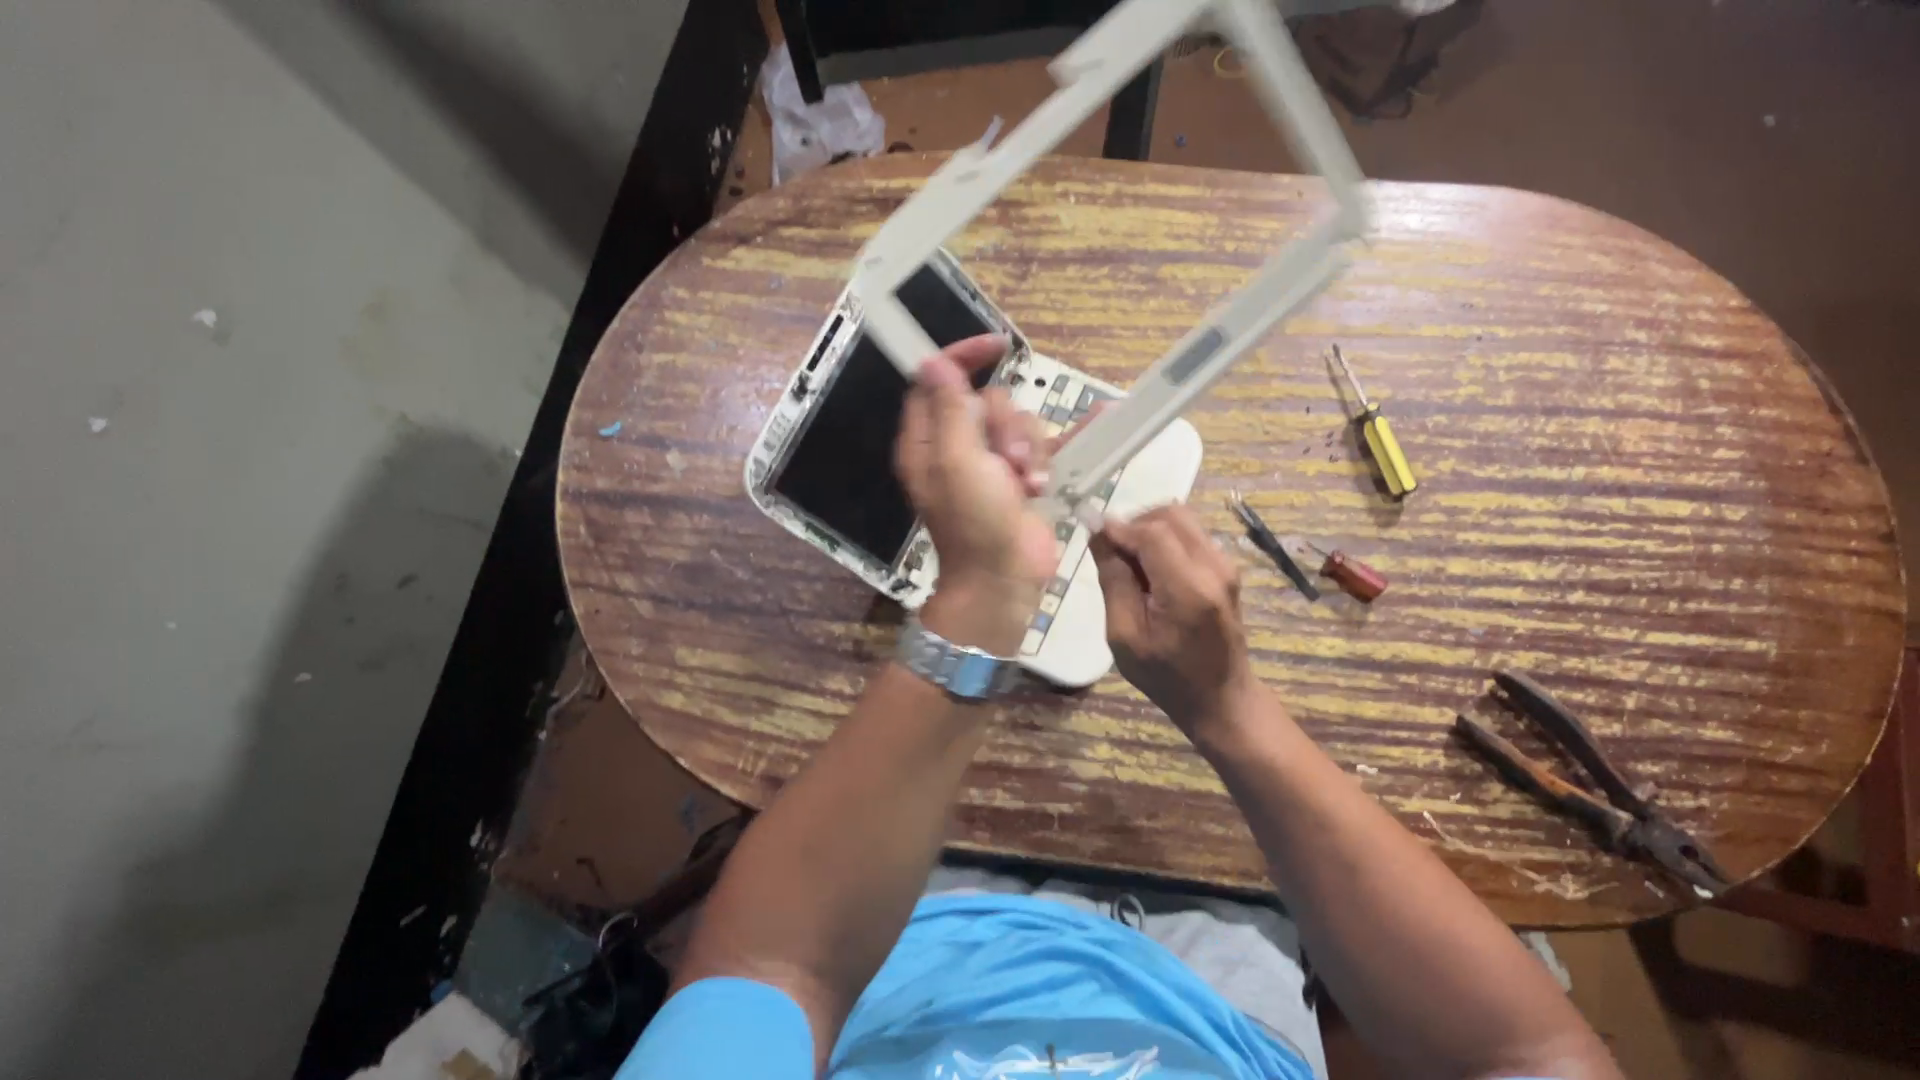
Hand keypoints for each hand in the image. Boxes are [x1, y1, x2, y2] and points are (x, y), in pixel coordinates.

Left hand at [895, 334, 1054, 652]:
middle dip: (1009, 428)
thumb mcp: (958, 462)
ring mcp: (993, 464)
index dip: (963, 357)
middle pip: (991, 402)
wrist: (1004, 580)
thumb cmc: (974, 524)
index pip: (939, 380)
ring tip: (1030, 486)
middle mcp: (959, 447)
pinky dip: (1069, 437)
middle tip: (1011, 464)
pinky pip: (1048, 443)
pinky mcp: (1024, 478)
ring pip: (1021, 424)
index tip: (996, 346)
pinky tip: (1102, 418)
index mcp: (929, 441)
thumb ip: (950, 410)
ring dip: (1033, 452)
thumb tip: (933, 362)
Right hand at [1089, 505, 1266, 745]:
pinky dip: (1165, 540)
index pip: (1150, 533)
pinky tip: (1151, 572)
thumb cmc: (1166, 676)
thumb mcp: (1125, 636)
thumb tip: (1099, 534)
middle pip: (1169, 515)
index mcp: (1187, 589)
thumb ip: (1113, 580)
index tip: (1090, 531)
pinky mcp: (1227, 568)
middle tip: (1111, 550)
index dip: (1118, 526)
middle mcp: (1214, 567)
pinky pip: (1191, 535)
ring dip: (1150, 530)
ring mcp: (1226, 565)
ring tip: (1130, 563)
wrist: (1221, 698)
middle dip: (1134, 523)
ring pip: (1182, 520)